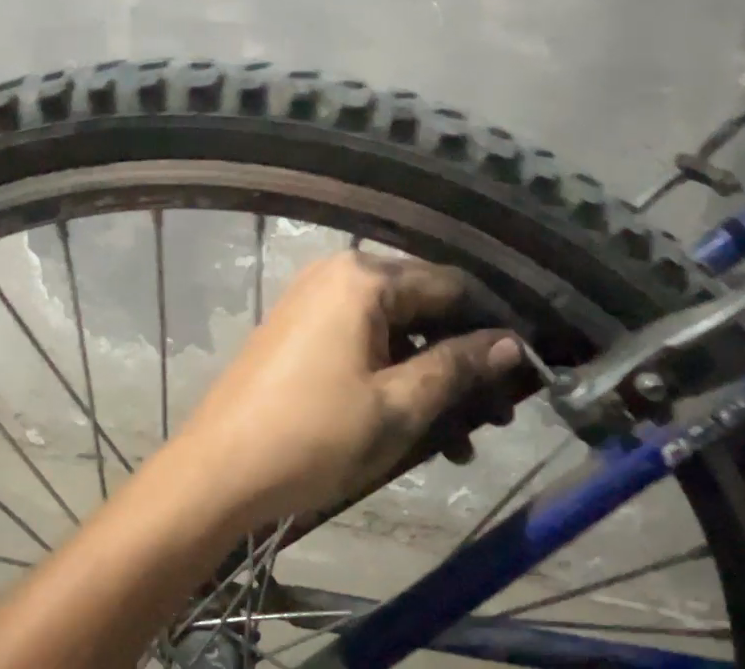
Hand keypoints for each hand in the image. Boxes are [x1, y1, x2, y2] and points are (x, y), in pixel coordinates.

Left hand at [172, 251, 524, 526]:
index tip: (526, 371)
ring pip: (396, 330)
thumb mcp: (397, 406)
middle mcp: (339, 274)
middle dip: (463, 361)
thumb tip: (510, 342)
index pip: (451, 286)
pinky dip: (394, 376)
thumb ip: (456, 367)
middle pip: (423, 307)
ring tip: (461, 440)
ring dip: (431, 378)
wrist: (218, 470)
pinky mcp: (301, 330)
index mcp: (364, 278)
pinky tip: (417, 427)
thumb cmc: (313, 435)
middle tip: (496, 418)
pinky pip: (364, 342)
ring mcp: (315, 300)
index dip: (492, 327)